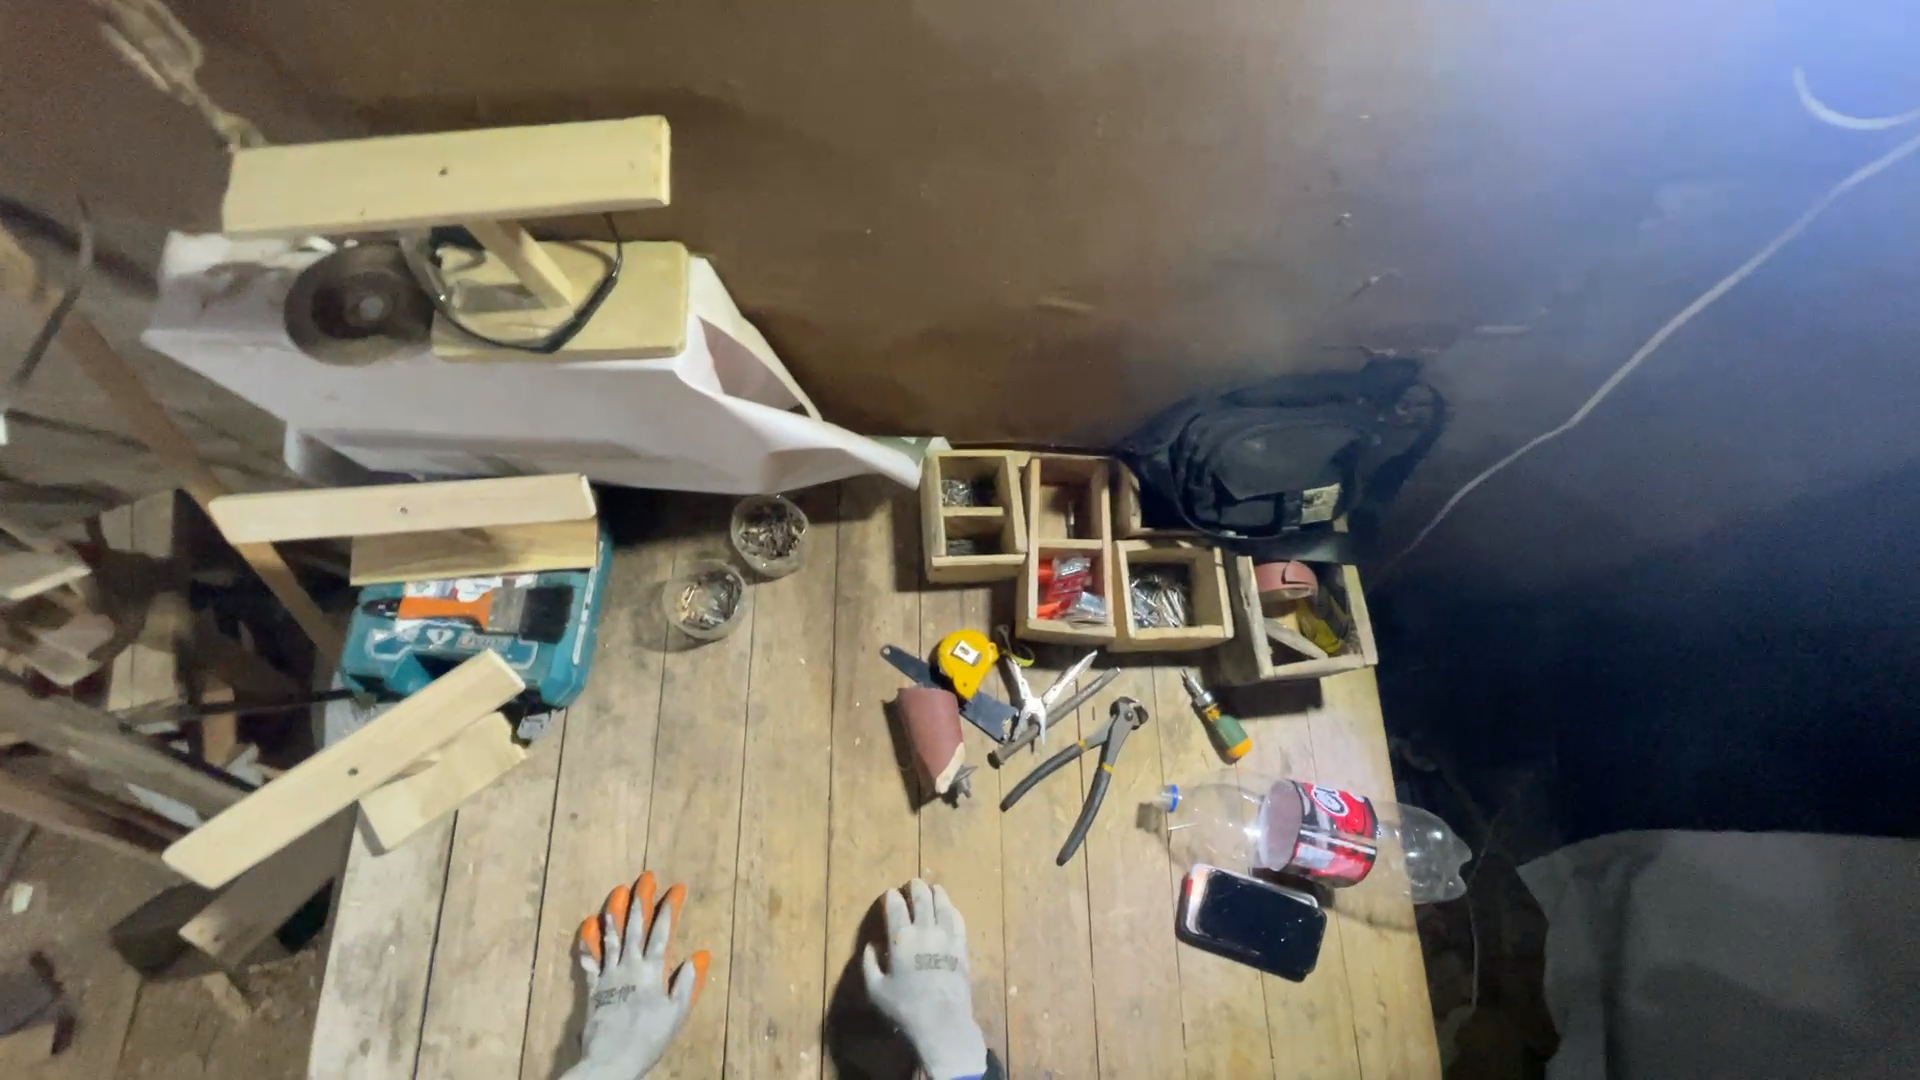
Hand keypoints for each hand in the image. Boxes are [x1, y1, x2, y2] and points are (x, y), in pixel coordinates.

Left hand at [563, 872, 710, 1079]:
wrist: (609, 1064)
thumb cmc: (648, 1039)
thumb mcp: (676, 1014)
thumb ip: (687, 983)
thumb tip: (700, 954)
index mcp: (652, 970)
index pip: (662, 932)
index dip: (669, 908)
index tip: (676, 887)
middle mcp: (630, 966)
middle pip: (635, 927)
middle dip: (641, 901)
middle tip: (645, 878)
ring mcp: (609, 975)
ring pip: (612, 937)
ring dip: (615, 913)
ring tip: (618, 892)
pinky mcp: (593, 988)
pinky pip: (590, 960)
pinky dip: (589, 942)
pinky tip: (588, 926)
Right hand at [861, 879, 988, 1079]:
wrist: (942, 1023)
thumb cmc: (905, 1008)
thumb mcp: (876, 990)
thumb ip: (869, 964)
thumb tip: (872, 945)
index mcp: (901, 938)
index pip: (896, 906)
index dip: (891, 896)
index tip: (890, 894)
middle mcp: (925, 929)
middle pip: (921, 898)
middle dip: (914, 887)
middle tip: (912, 883)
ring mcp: (947, 935)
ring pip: (942, 903)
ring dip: (935, 893)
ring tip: (932, 888)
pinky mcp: (962, 946)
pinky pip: (958, 919)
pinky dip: (951, 909)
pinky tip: (949, 909)